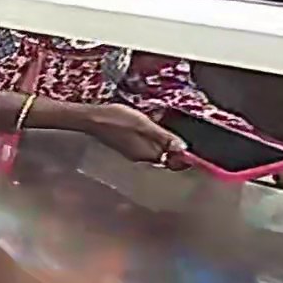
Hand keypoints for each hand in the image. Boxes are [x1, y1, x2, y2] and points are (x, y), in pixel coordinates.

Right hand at [53, 101, 188, 166]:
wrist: (92, 119)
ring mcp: (132, 154)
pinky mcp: (127, 148)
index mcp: (147, 155)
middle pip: (165, 159)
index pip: (173, 163)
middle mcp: (141, 158)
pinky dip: (153, 143)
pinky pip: (147, 149)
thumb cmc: (117, 120)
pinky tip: (151, 131)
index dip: (185, 156)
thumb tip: (183, 149)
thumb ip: (164, 138)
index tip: (190, 146)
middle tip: (178, 135)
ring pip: (156, 153)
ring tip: (165, 131)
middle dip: (175, 150)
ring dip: (164, 145)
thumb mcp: (145, 125)